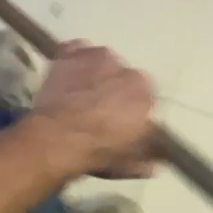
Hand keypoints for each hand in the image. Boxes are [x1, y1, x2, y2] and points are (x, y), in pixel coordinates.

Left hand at [22, 41, 157, 179]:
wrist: (56, 137)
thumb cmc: (97, 152)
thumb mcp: (128, 163)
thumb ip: (145, 156)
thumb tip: (155, 161)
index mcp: (145, 93)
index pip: (147, 95)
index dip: (133, 107)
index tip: (123, 119)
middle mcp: (126, 69)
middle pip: (124, 76)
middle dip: (115, 88)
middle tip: (100, 107)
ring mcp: (97, 56)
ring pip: (102, 60)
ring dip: (96, 71)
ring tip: (82, 91)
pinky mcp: (71, 52)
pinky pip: (77, 49)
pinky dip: (75, 58)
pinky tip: (69, 72)